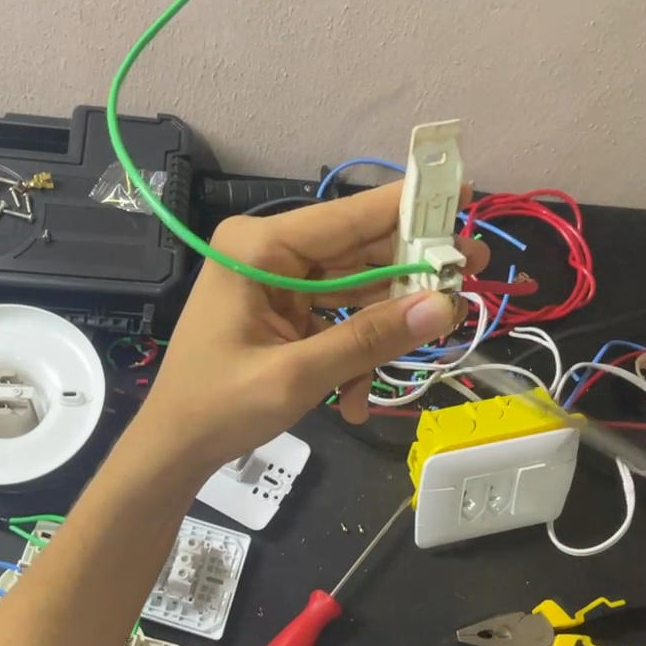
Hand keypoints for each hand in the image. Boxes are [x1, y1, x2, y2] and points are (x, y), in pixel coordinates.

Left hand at [135, 182, 489, 468]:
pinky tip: (353, 402)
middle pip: (358, 252)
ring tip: (421, 355)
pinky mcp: (282, 316)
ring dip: (380, 335)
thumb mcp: (297, 376)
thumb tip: (444, 306)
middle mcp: (268, 255)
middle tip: (471, 280)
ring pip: (354, 291)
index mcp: (259, 249)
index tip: (467, 197)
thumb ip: (369, 340)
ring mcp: (276, 286)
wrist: (174, 448)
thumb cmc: (218, 408)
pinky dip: (352, 357)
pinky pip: (335, 323)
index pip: (348, 217)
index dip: (410, 208)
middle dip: (410, 276)